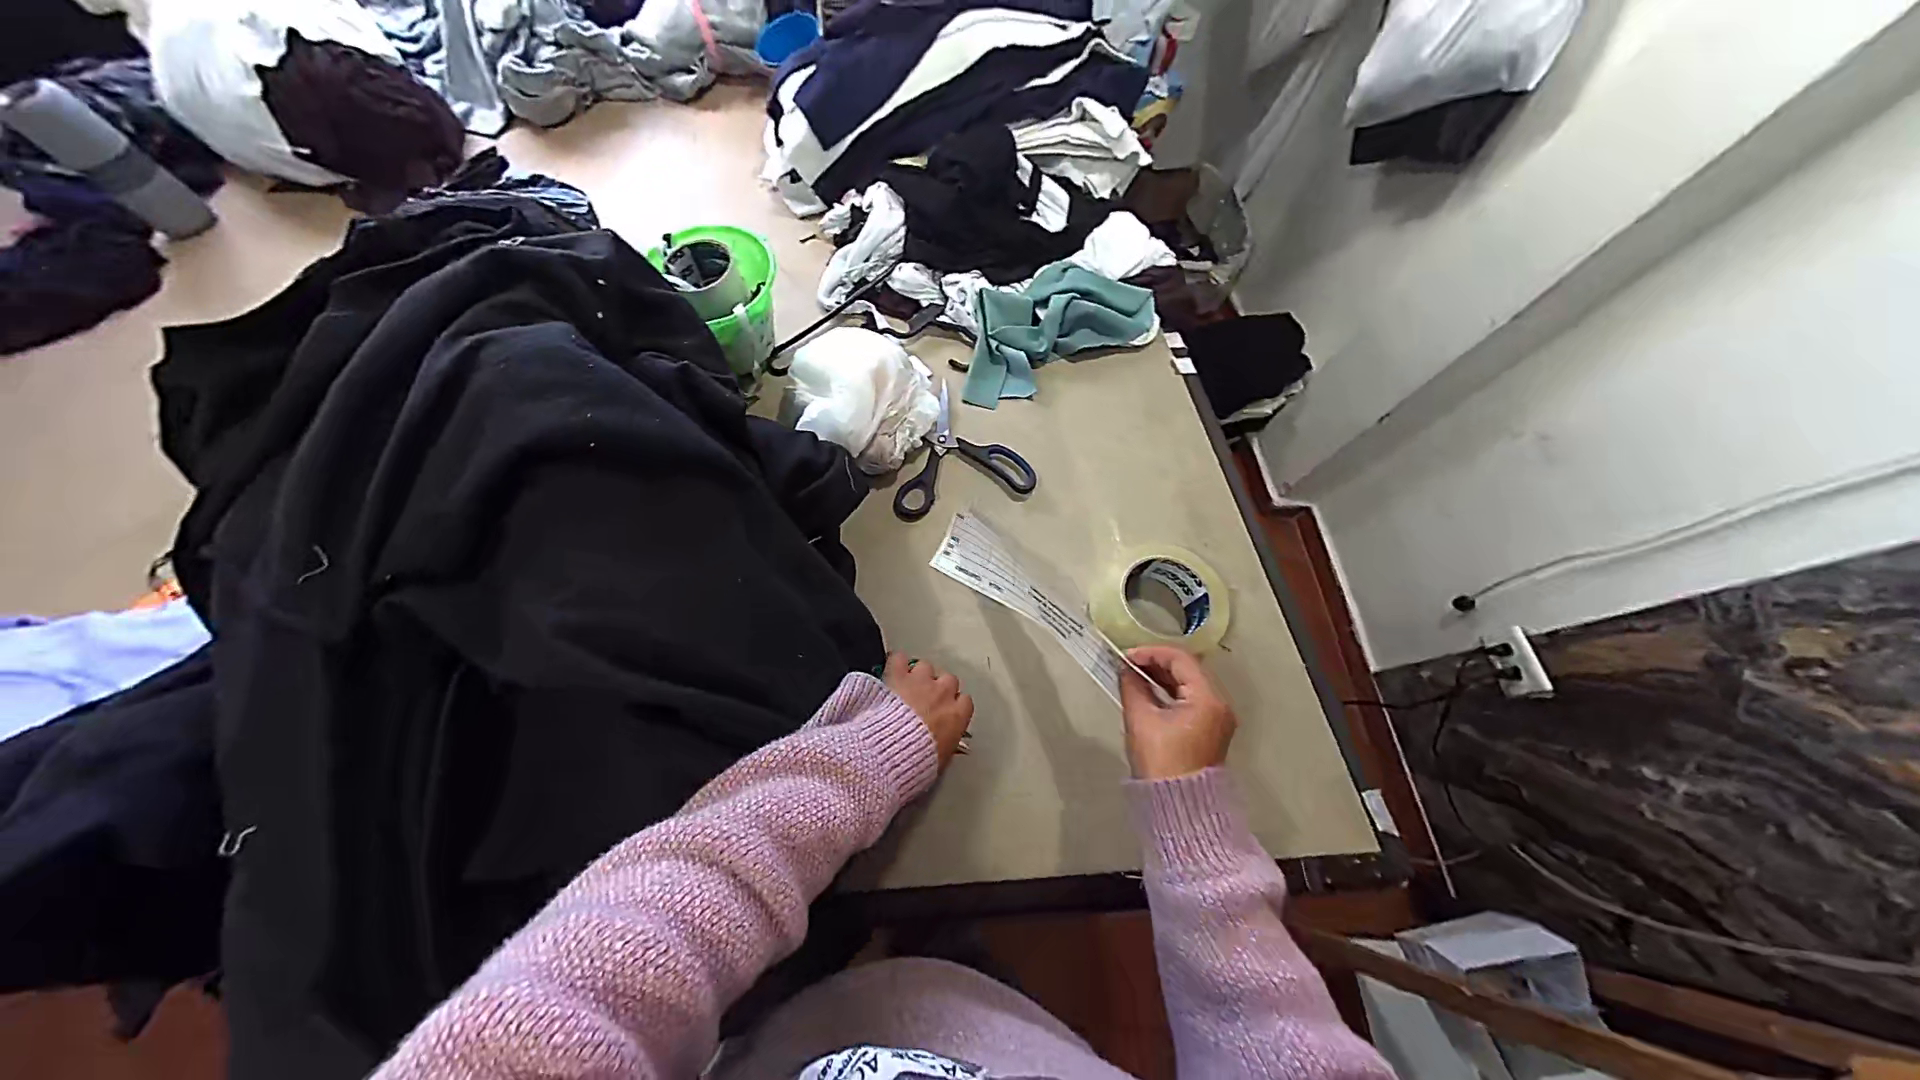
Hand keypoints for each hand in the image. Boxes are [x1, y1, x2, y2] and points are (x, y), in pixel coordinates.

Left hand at [884, 652, 973, 769]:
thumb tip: (943, 748)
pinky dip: (896, 664)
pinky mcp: (898, 675)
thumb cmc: (915, 761)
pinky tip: (892, 671)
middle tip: (926, 700)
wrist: (890, 751)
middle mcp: (942, 694)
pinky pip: (900, 659)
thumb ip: (945, 748)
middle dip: (939, 688)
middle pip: (949, 680)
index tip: (946, 712)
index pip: (965, 701)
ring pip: (926, 666)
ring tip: (908, 685)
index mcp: (956, 716)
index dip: (954, 705)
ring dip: (919, 675)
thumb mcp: (939, 763)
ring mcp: (921, 681)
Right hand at [1119, 646, 1236, 780]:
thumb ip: (1132, 687)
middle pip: (1189, 668)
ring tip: (1135, 674)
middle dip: (1158, 662)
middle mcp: (1219, 705)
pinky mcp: (1211, 729)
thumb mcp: (1141, 719)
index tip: (1127, 657)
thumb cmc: (1161, 762)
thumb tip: (1127, 670)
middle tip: (1130, 664)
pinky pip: (1192, 698)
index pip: (1181, 659)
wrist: (1180, 808)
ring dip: (1164, 676)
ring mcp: (1218, 718)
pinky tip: (1150, 691)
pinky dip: (1171, 691)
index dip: (1152, 653)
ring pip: (1191, 683)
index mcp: (1208, 699)